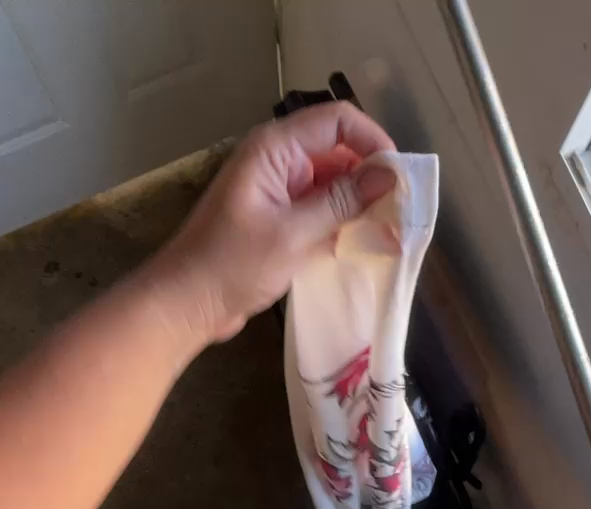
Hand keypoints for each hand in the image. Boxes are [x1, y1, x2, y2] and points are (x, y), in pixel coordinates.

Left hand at [145, 101, 397, 344]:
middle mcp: (278, 162)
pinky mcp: (279, 222)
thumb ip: (341, 202)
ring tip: (391, 232)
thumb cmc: (231, 265)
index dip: (373, 141)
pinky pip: (320, 212)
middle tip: (402, 212)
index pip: (336, 122)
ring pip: (332, 185)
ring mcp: (278, 193)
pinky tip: (363, 245)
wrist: (188, 303)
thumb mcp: (293, 234)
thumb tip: (387, 176)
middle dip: (371, 177)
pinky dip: (342, 225)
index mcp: (275, 150)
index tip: (399, 178)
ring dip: (360, 205)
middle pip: (338, 152)